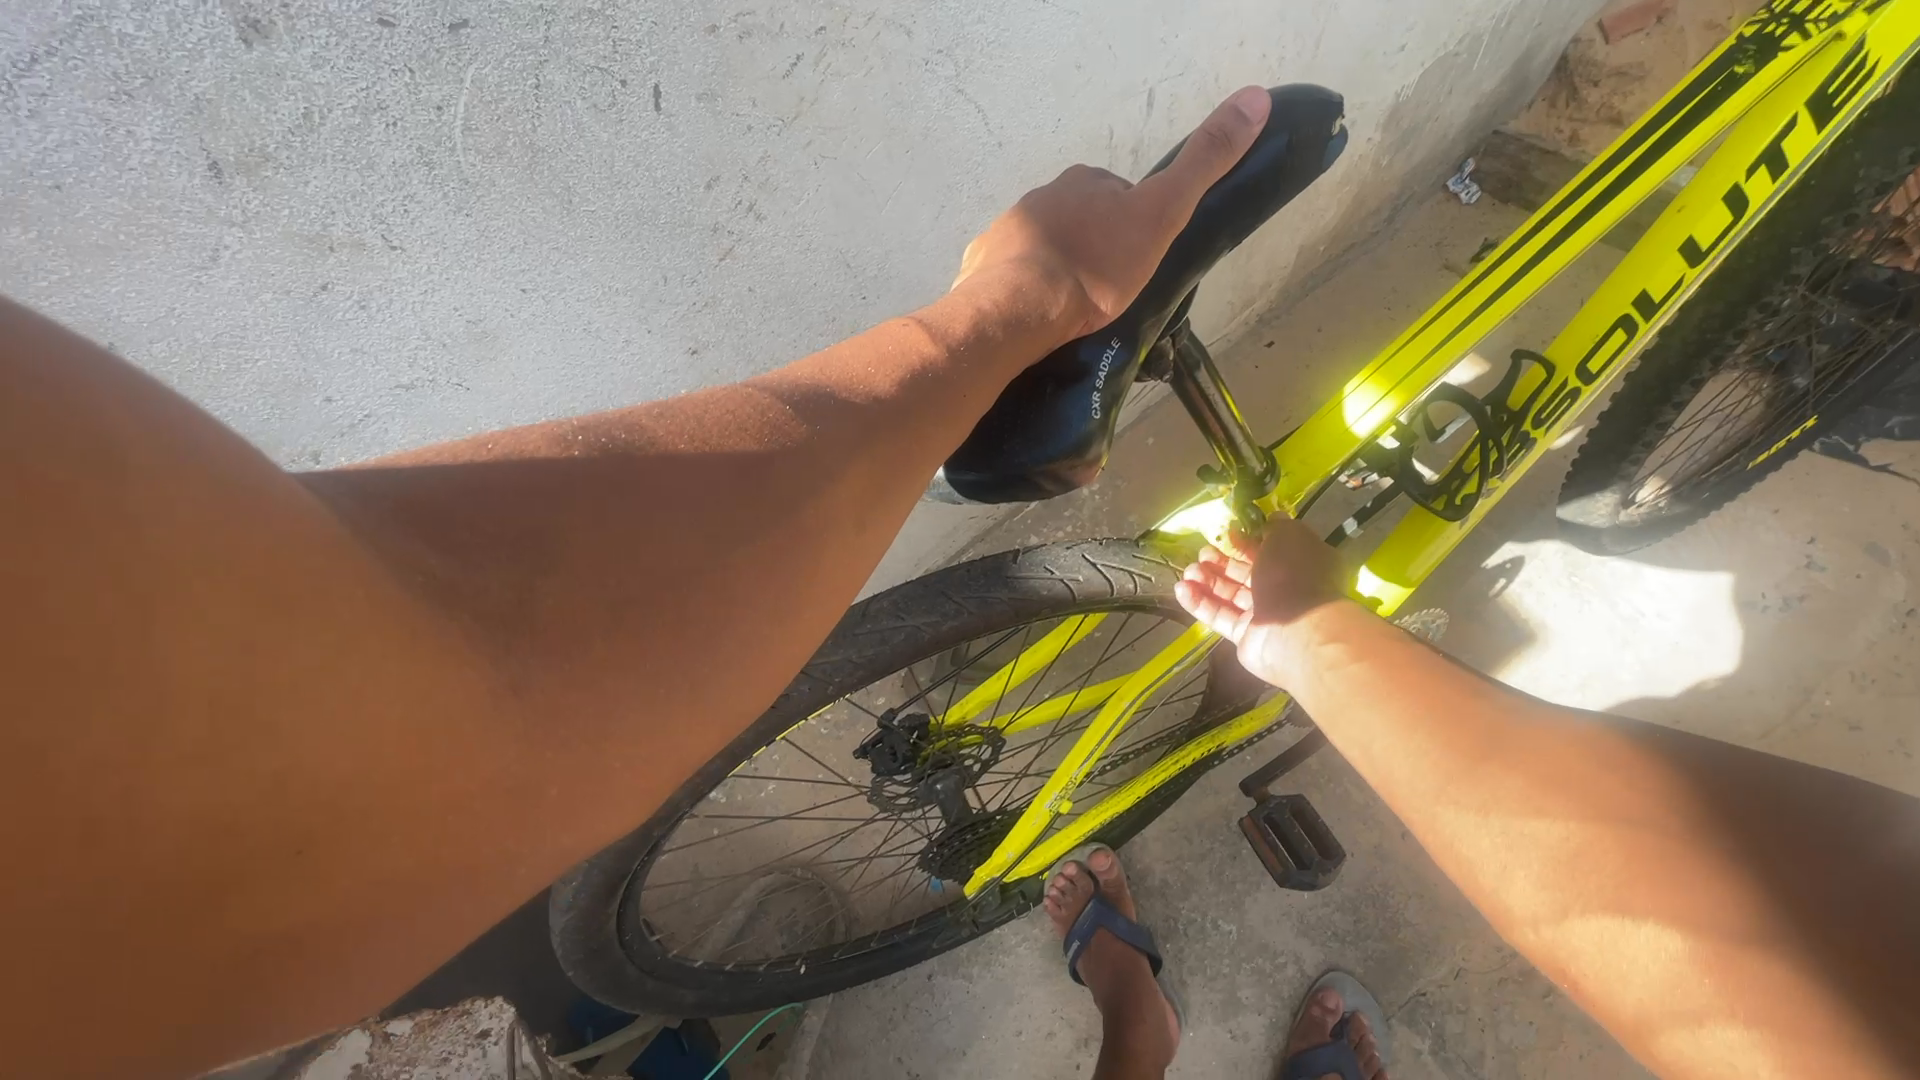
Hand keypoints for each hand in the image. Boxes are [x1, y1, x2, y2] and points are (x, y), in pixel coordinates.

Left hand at [953, 86, 1272, 342]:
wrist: (1022, 308)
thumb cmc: (1097, 267)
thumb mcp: (1162, 214)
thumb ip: (1203, 163)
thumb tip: (1256, 96)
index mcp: (1083, 181)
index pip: (1116, 196)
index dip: (1129, 227)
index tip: (1134, 261)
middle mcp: (1040, 197)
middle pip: (1075, 221)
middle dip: (1089, 247)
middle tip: (1102, 290)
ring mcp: (1005, 232)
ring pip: (1041, 248)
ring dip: (1055, 270)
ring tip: (1068, 308)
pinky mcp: (981, 267)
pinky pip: (1008, 275)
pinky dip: (1022, 290)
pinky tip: (1032, 316)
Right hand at [1174, 515, 1354, 688]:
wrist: (1295, 630)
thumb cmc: (1293, 575)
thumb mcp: (1289, 537)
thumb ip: (1277, 527)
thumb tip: (1273, 518)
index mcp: (1299, 565)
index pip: (1269, 550)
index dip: (1246, 542)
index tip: (1226, 534)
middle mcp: (1283, 589)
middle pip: (1245, 573)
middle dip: (1220, 562)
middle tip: (1201, 553)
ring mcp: (1264, 614)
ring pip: (1230, 594)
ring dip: (1206, 580)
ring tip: (1188, 571)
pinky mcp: (1245, 635)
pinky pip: (1219, 615)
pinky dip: (1200, 603)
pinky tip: (1181, 590)